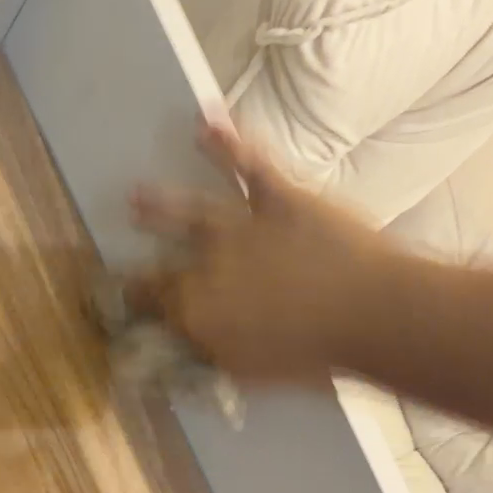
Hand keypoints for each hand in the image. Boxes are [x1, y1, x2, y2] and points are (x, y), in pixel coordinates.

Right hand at [126, 124, 414, 381]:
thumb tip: (178, 355)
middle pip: (161, 263)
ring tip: (136, 194)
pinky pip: (249, 167)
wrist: (371, 314)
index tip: (125, 303)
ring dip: (160, 203)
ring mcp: (241, 227)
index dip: (134, 303)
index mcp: (194, 310)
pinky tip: (206, 122)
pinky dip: (227, 143)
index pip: (151, 304)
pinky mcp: (279, 198)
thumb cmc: (310, 355)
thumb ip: (207, 357)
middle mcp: (205, 265)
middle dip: (138, 264)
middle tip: (121, 261)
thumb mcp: (246, 371)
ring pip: (190, 212)